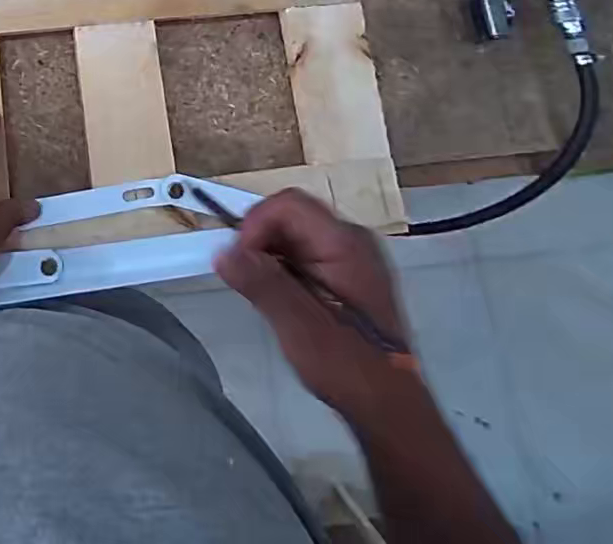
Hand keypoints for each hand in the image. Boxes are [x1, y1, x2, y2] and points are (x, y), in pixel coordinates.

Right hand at [215, 188, 420, 419]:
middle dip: (260, 239)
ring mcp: (352, 254)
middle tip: (244, 276)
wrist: (390, 408)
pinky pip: (306, 251)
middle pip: (293, 214)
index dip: (256, 223)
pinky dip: (284, 265)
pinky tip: (279, 297)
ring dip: (270, 253)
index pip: (290, 204)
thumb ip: (262, 283)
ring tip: (260, 291)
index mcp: (345, 243)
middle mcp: (352, 238)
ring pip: (296, 232)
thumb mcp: (298, 326)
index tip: (238, 259)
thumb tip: (222, 251)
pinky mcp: (347, 271)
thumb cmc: (347, 367)